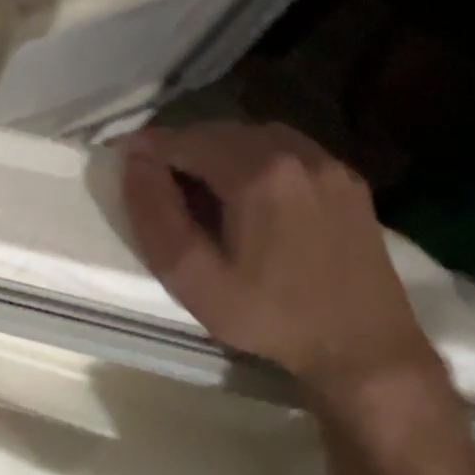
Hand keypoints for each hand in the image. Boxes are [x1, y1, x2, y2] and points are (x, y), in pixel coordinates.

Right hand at [120, 122, 441, 400]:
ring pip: (257, 137)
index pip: (187, 140)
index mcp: (258, 175)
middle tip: (147, 176)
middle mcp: (300, 156)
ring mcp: (331, 166)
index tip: (116, 157)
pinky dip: (251, 159)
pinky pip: (289, 152)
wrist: (359, 341)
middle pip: (223, 132)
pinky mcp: (348, 183)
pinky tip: (239, 193)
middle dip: (180, 146)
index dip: (146, 147)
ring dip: (215, 150)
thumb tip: (135, 164)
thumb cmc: (263, 313)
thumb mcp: (189, 274)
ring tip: (189, 184)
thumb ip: (155, 214)